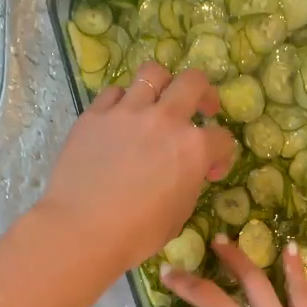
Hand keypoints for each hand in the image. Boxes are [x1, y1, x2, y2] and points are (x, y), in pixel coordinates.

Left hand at [36, 61, 237, 271]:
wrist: (84, 229)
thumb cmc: (139, 233)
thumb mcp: (179, 213)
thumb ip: (189, 183)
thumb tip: (186, 172)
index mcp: (193, 149)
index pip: (223, 138)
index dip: (222, 155)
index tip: (211, 172)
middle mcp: (165, 120)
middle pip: (193, 82)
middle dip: (204, 92)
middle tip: (202, 108)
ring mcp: (127, 112)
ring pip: (152, 73)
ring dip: (162, 85)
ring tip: (158, 103)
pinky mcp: (95, 114)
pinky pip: (114, 93)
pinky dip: (124, 101)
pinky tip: (122, 118)